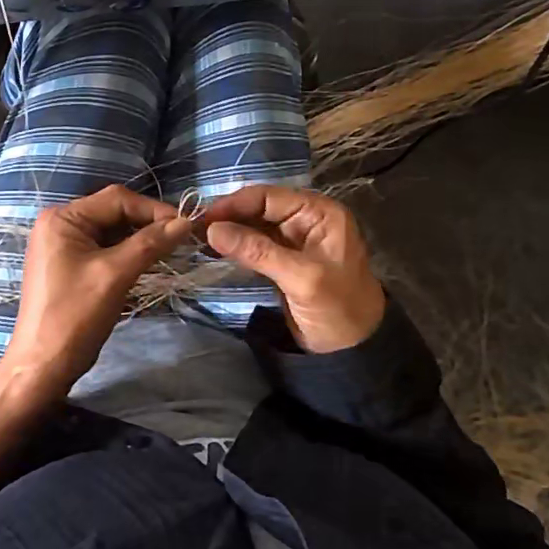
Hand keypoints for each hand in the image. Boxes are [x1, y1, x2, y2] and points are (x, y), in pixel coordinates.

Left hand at [0, 186, 188, 494]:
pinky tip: (148, 262)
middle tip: (183, 240)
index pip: (115, 199)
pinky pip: (102, 248)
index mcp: (62, 218)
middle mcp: (58, 223)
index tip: (187, 226)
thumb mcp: (114, 275)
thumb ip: (149, 244)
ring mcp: (61, 244)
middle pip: (112, 212)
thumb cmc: (75, 315)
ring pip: (109, 231)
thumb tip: (185, 222)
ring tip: (171, 251)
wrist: (43, 362)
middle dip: (147, 223)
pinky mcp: (67, 264)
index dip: (153, 209)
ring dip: (139, 239)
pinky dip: (126, 252)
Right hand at [201, 185, 385, 352]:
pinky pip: (250, 242)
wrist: (355, 351)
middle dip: (226, 217)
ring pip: (250, 224)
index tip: (203, 218)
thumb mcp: (301, 278)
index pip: (268, 197)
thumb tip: (211, 229)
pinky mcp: (279, 256)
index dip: (233, 204)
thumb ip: (257, 251)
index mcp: (319, 213)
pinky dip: (231, 244)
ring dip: (225, 230)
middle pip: (256, 207)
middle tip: (194, 229)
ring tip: (196, 238)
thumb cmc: (339, 309)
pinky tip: (210, 249)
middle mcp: (305, 218)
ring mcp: (292, 237)